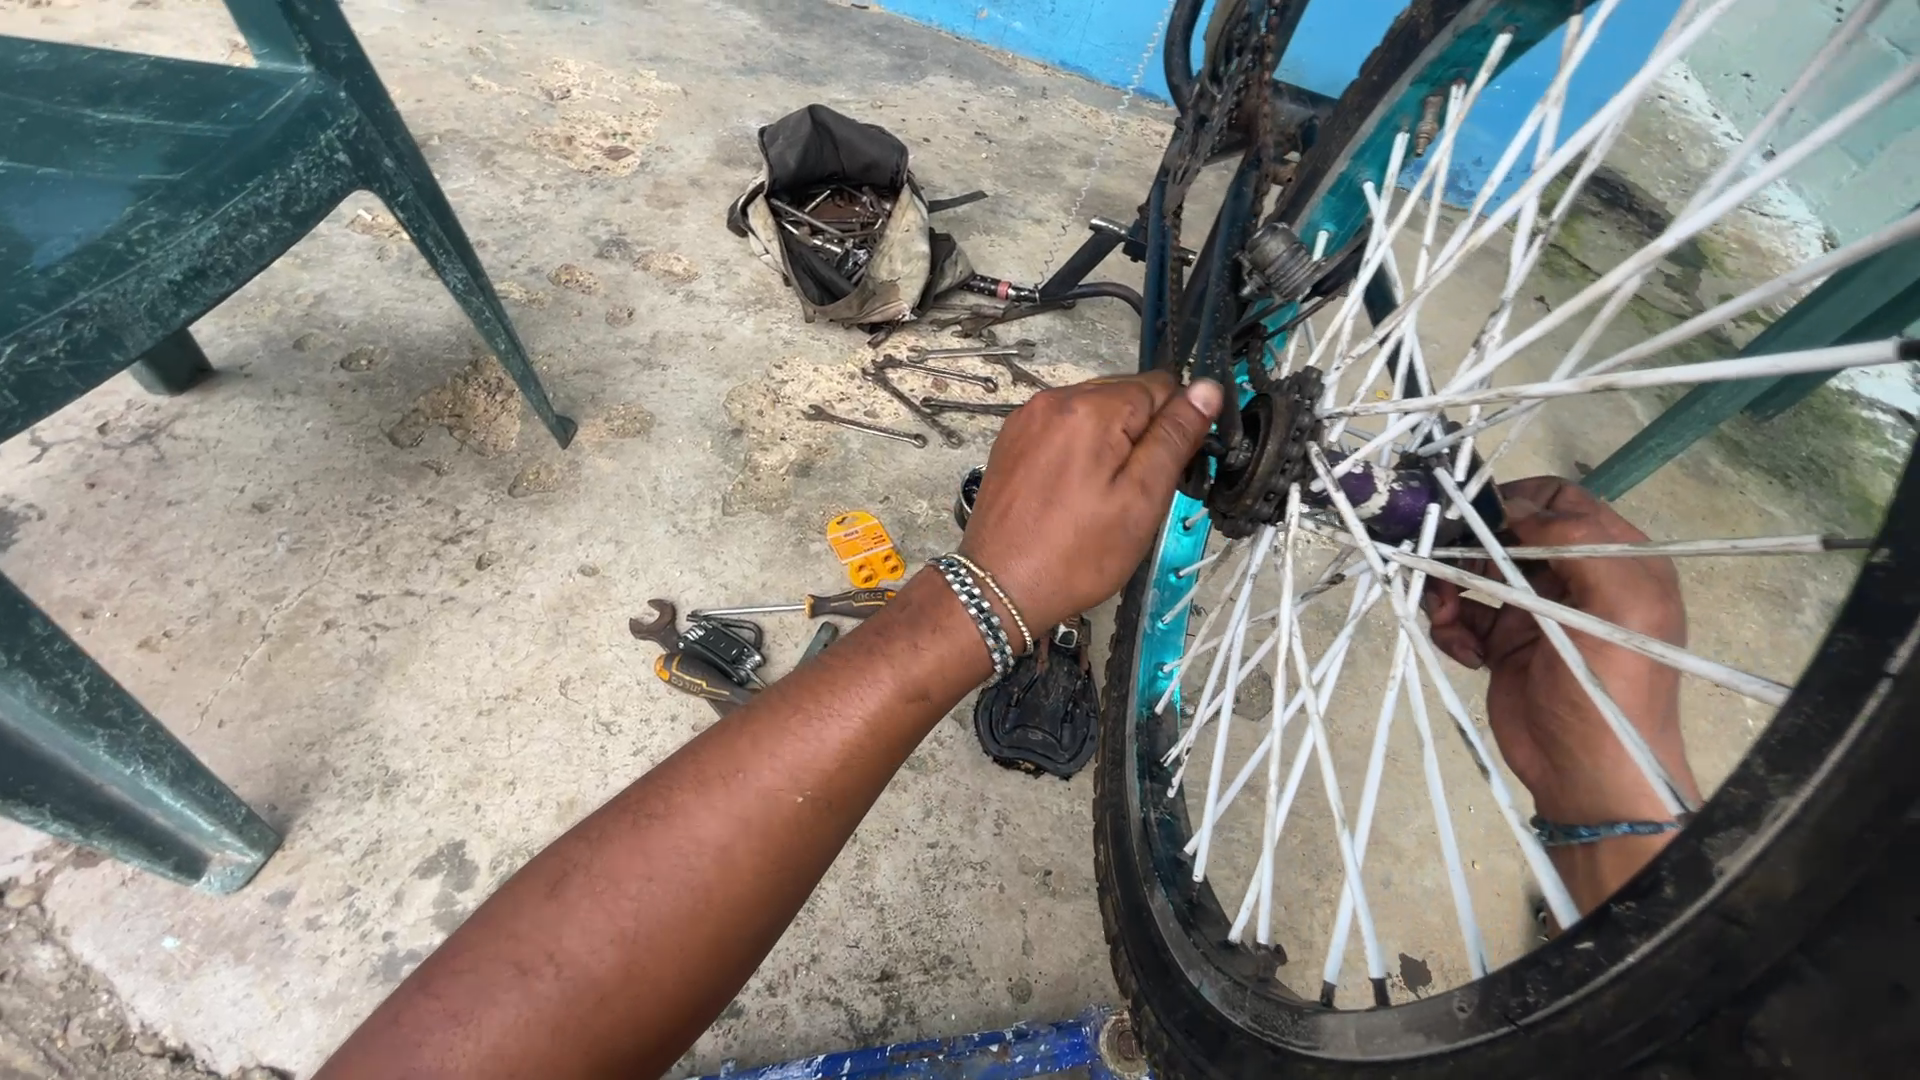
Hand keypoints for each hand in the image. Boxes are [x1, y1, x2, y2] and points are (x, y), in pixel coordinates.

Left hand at [960, 372, 1222, 631]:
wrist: (998, 588)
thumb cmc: (1077, 554)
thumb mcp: (1141, 500)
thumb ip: (1175, 437)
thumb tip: (1207, 387)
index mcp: (1090, 408)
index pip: (1162, 387)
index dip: (1176, 426)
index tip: (1167, 471)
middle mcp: (1054, 399)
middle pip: (1124, 396)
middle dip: (1140, 434)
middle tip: (1133, 492)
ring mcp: (1026, 419)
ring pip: (1093, 413)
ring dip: (1109, 443)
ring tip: (1100, 496)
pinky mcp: (1010, 441)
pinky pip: (1062, 429)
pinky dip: (1077, 450)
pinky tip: (1073, 491)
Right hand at [1422, 477, 1699, 910]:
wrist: (1584, 772)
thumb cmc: (1610, 688)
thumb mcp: (1616, 609)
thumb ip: (1579, 544)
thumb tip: (1514, 508)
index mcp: (1612, 561)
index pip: (1558, 502)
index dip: (1512, 503)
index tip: (1474, 523)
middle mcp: (1569, 578)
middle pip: (1500, 535)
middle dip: (1466, 551)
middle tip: (1444, 572)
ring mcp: (1531, 609)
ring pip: (1469, 572)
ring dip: (1447, 591)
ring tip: (1447, 620)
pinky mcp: (1498, 640)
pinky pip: (1457, 613)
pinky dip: (1449, 628)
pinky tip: (1463, 654)